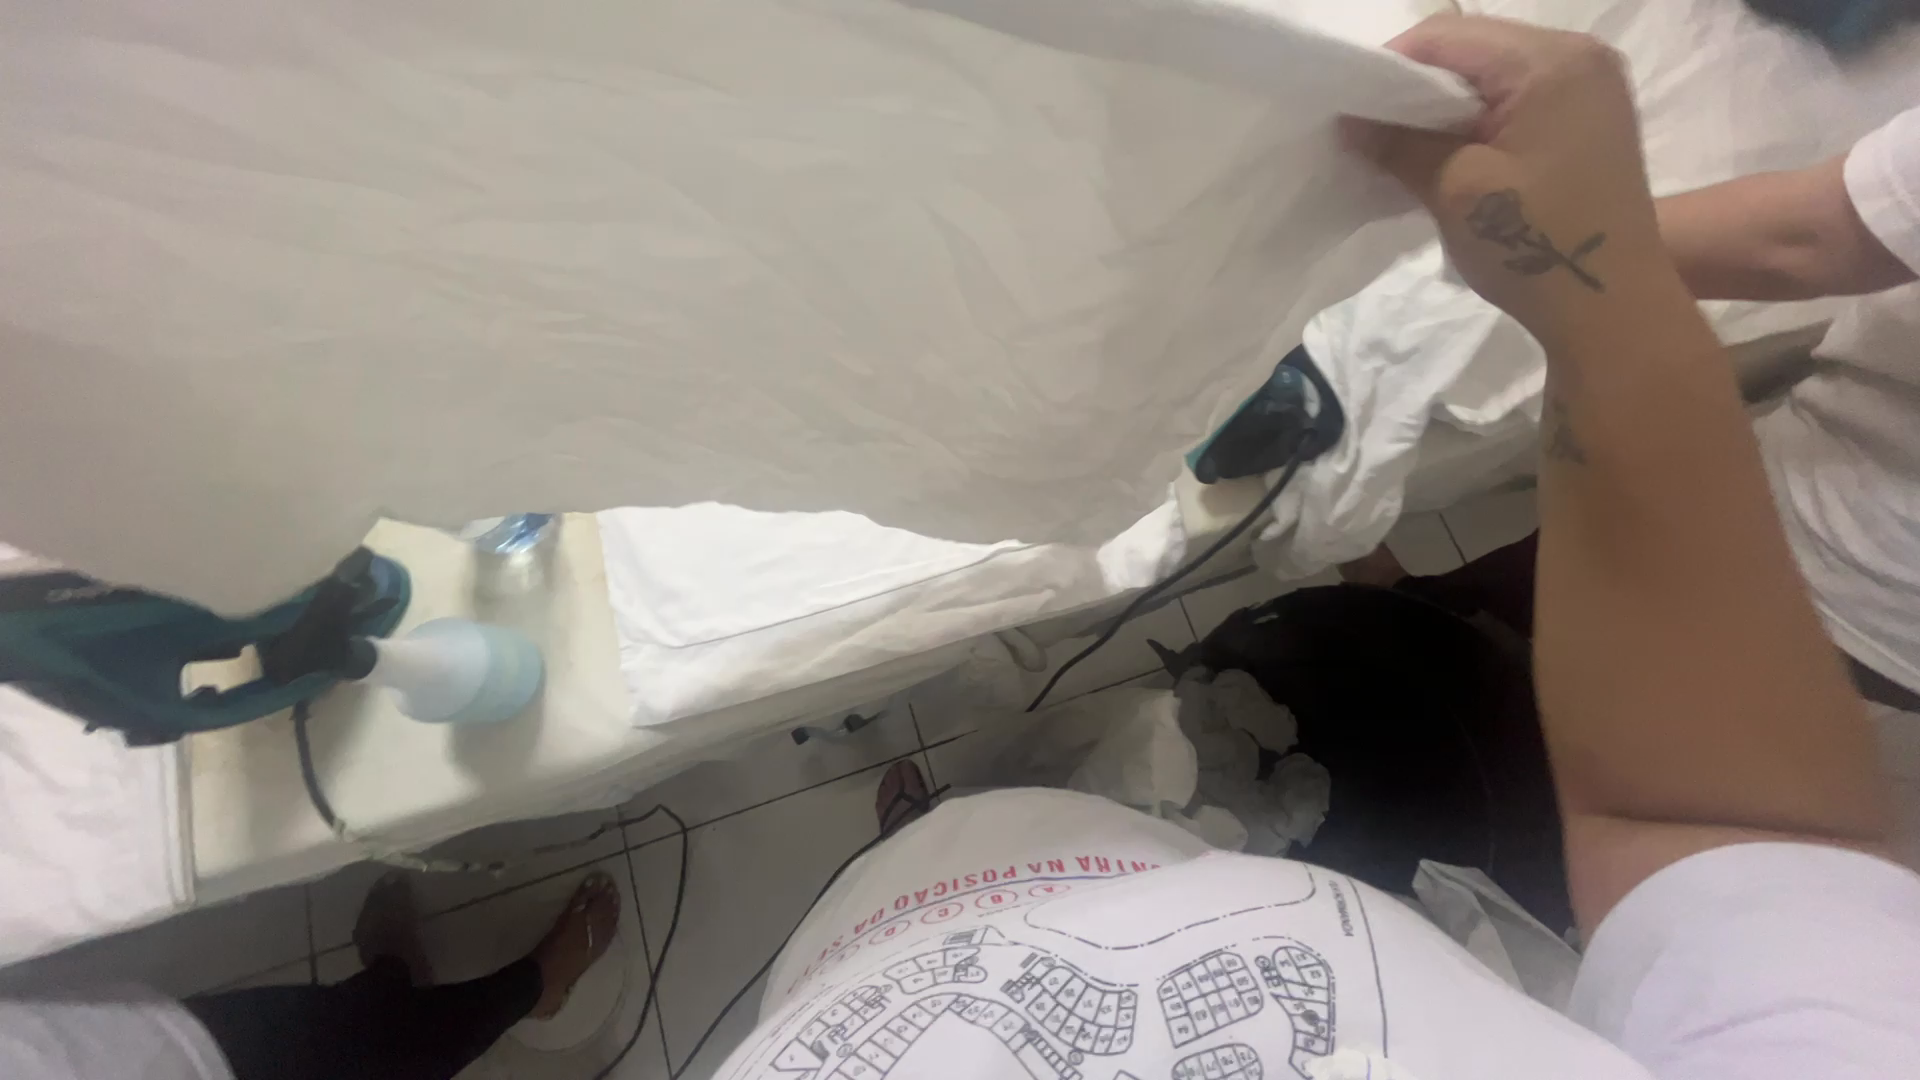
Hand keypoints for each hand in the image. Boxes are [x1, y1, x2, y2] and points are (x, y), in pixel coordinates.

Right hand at [1349, 16, 1679, 343]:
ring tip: (1394, 149)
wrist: (1605, 299)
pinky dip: (1464, 124)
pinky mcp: (1579, 123)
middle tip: (1364, 132)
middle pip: (1471, 49)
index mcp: (1550, 61)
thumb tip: (1349, 121)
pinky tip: (1438, 158)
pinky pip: (1508, 103)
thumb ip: (1401, 146)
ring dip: (1435, 109)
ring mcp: (1584, 89)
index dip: (1388, 66)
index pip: (1450, 35)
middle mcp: (1576, 57)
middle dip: (1410, 88)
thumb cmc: (1532, 241)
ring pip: (1487, 78)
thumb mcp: (1457, 190)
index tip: (1346, 109)